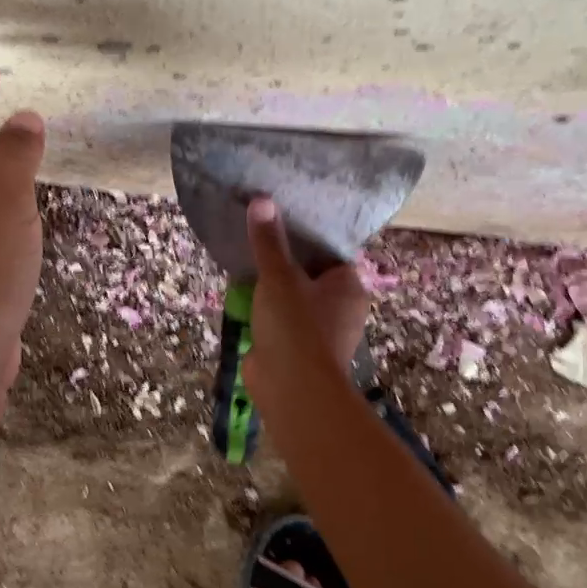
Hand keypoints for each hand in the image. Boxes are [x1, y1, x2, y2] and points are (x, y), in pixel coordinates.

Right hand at [241, 198, 369, 390]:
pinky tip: (238, 292)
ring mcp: (318, 329)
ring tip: (240, 258)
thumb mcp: (278, 276)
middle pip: (307, 272)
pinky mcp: (295, 346)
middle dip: (280, 259)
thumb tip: (261, 199)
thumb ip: (268, 240)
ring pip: (290, 295)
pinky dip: (261, 306)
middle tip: (252, 235)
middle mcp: (340, 306)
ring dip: (268, 284)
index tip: (274, 219)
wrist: (292, 388)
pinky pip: (277, 316)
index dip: (302, 235)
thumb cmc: (296, 326)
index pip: (327, 251)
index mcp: (348, 286)